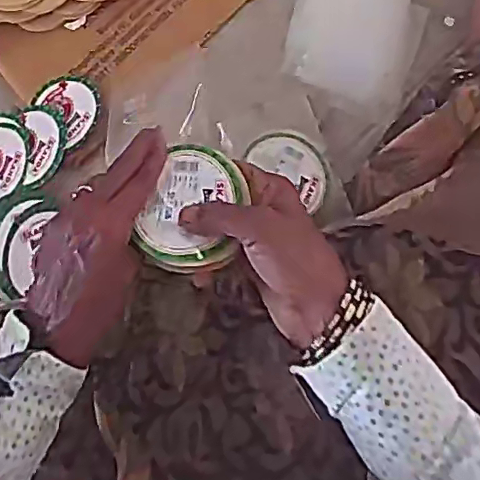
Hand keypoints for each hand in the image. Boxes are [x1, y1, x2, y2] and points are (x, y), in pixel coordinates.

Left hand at [22, 128, 166, 366]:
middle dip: (136, 152)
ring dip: (116, 173)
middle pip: (115, 174)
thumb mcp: (128, 272)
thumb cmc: (98, 307)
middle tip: (152, 133)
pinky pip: (80, 202)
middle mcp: (85, 212)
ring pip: (96, 186)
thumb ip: (131, 239)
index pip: (136, 184)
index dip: (151, 161)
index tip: (162, 142)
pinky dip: (97, 195)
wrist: (52, 329)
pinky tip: (106, 196)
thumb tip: (133, 224)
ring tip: (134, 162)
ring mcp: (66, 217)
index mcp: (110, 224)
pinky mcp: (53, 226)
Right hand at [179, 163, 347, 348]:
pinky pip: (220, 257)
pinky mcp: (247, 265)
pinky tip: (192, 271)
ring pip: (217, 231)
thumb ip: (221, 216)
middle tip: (163, 209)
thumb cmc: (295, 257)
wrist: (316, 308)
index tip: (176, 174)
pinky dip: (206, 263)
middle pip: (221, 202)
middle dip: (196, 208)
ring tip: (170, 241)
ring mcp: (254, 238)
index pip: (234, 171)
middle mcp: (261, 209)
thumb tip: (185, 213)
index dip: (207, 172)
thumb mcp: (259, 227)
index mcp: (271, 190)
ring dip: (197, 238)